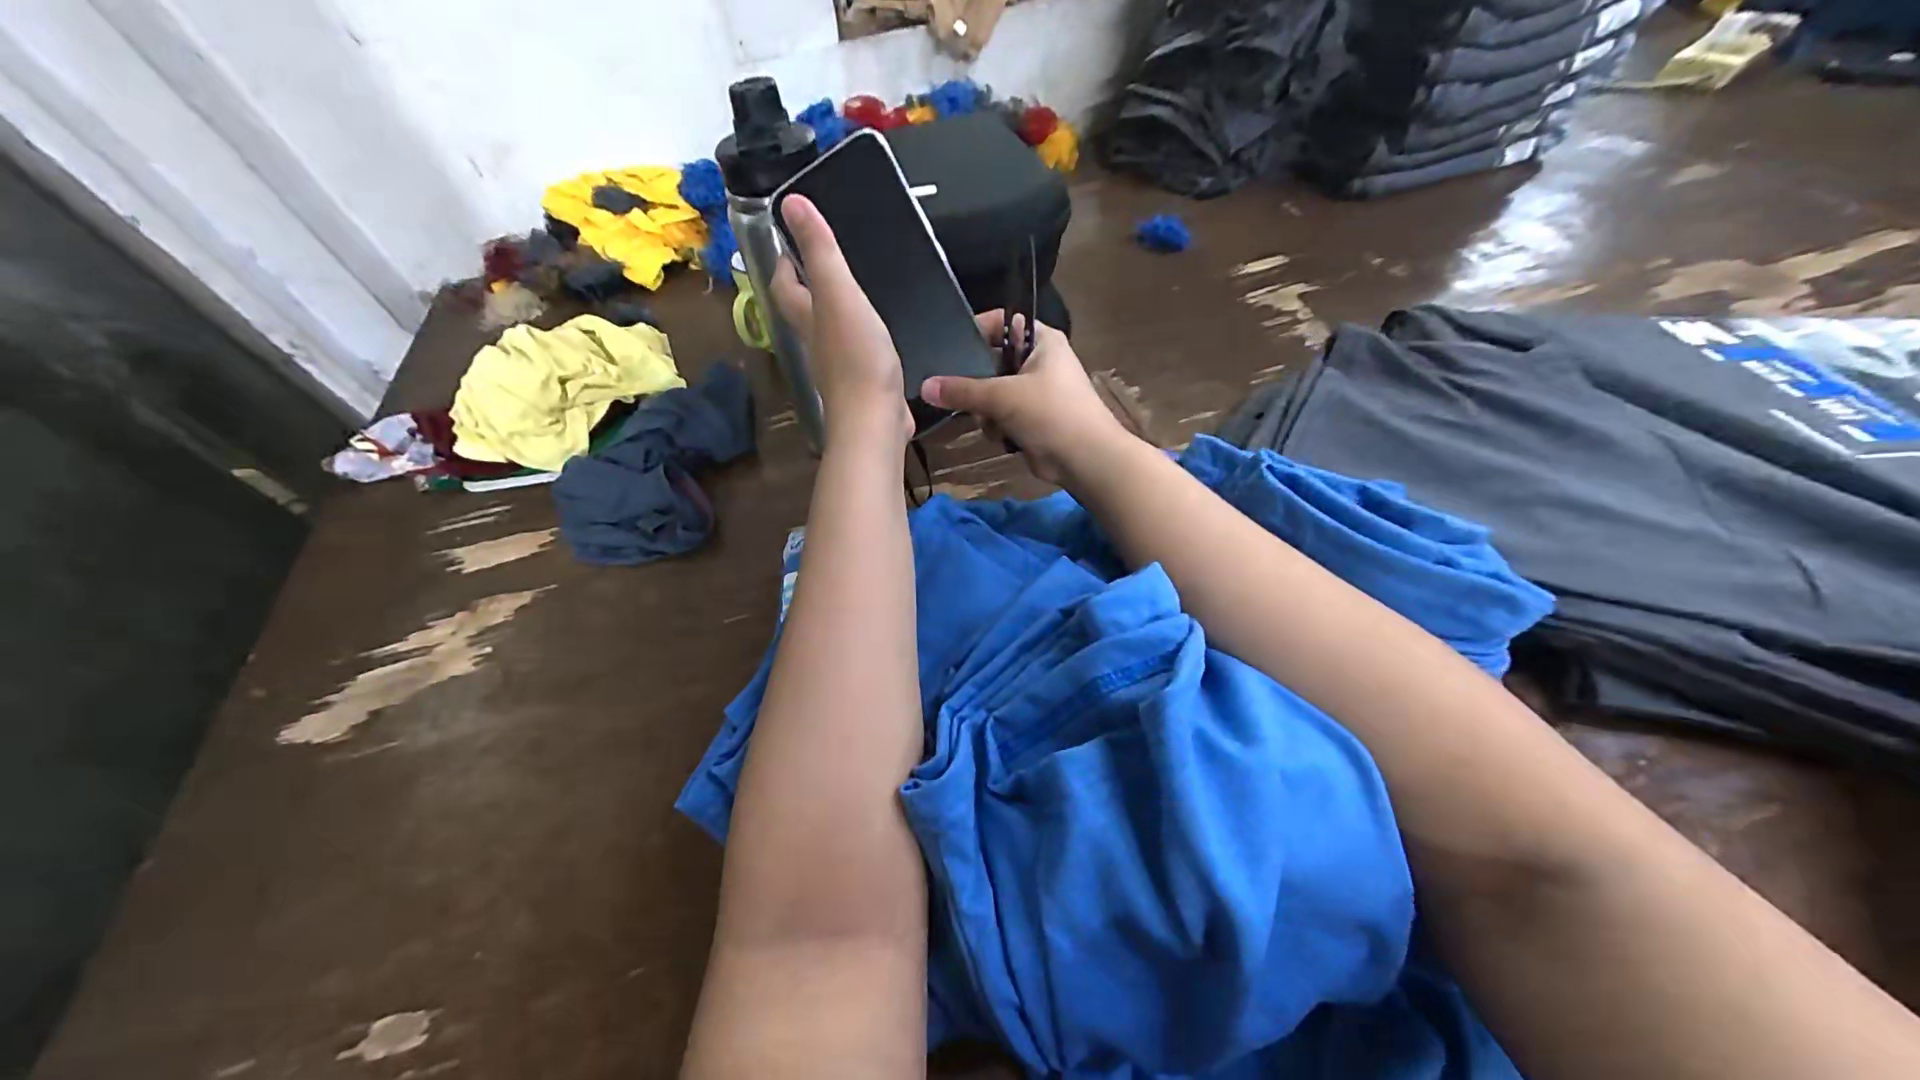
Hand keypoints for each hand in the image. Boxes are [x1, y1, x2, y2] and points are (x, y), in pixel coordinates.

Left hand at [770, 195, 913, 446]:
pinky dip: (865, 343)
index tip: (791, 244)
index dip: (785, 264)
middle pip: (805, 311)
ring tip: (857, 296)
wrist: (874, 419)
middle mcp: (818, 343)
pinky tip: (882, 339)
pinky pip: (861, 357)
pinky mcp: (865, 386)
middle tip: (826, 266)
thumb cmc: (856, 356)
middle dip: (809, 288)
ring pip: (832, 334)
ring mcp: (841, 368)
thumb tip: (792, 203)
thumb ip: (821, 251)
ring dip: (838, 316)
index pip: (785, 285)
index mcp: (808, 318)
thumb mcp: (839, 293)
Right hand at [921, 312, 1134, 485]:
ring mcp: (1037, 393)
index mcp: (1042, 341)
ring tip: (990, 422)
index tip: (949, 346)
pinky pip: (1003, 416)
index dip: (975, 330)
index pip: (1001, 322)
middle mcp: (1040, 362)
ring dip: (987, 411)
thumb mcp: (1002, 396)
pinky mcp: (1033, 420)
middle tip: (958, 393)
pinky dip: (998, 426)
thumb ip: (961, 391)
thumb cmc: (1050, 413)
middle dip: (977, 383)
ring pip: (993, 394)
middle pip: (992, 362)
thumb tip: (925, 386)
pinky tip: (1001, 437)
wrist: (1085, 458)